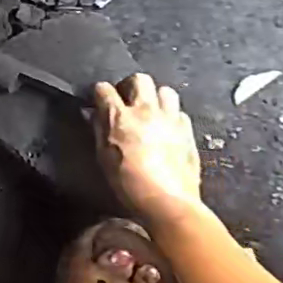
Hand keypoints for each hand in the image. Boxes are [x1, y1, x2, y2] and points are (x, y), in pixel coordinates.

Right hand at [93, 73, 205, 230]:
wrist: (168, 202)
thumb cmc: (128, 182)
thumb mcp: (103, 155)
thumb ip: (98, 128)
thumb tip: (93, 113)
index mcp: (120, 117)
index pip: (104, 88)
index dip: (100, 93)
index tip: (99, 101)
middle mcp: (146, 112)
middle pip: (140, 80)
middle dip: (130, 86)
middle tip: (126, 100)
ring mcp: (170, 121)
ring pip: (165, 91)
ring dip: (154, 97)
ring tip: (148, 111)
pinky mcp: (188, 132)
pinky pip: (180, 112)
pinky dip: (171, 115)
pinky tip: (165, 128)